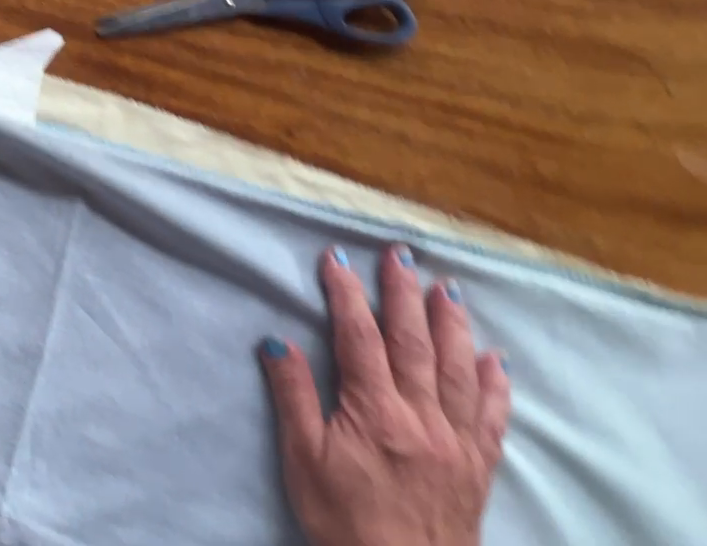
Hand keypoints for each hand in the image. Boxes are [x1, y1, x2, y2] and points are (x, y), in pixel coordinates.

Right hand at [261, 245, 510, 545]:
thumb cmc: (341, 515)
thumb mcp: (302, 456)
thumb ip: (293, 395)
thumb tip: (275, 340)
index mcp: (376, 411)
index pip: (359, 337)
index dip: (346, 294)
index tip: (335, 257)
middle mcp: (423, 417)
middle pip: (413, 343)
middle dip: (403, 293)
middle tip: (400, 254)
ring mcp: (457, 440)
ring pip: (458, 369)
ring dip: (450, 324)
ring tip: (446, 288)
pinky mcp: (477, 463)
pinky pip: (492, 414)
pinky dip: (495, 381)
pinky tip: (493, 356)